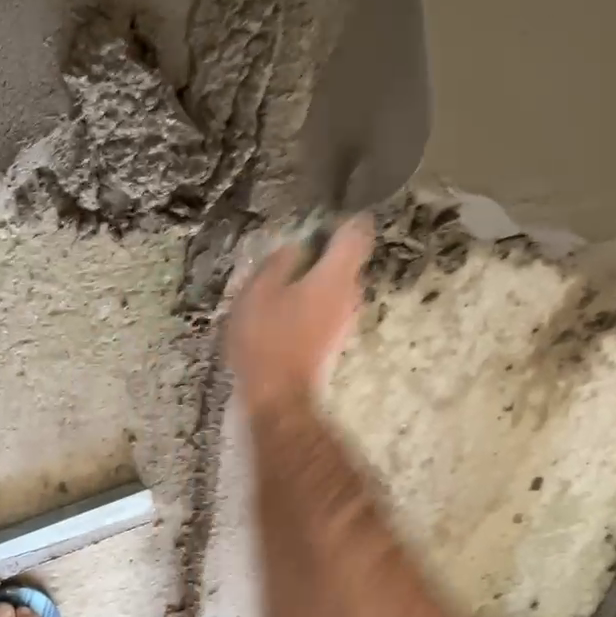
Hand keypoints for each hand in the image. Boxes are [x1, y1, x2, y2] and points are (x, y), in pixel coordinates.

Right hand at [228, 215, 373, 412]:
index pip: (357, 231)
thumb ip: (279, 262)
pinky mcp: (334, 340)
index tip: (319, 222)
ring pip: (335, 287)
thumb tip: (295, 247)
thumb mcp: (258, 292)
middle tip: (289, 257)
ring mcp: (346, 319)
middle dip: (322, 255)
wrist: (278, 396)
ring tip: (280, 290)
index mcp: (336, 274)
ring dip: (313, 283)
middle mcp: (351, 293)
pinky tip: (283, 316)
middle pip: (346, 261)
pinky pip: (327, 310)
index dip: (342, 220)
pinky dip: (310, 305)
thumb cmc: (266, 339)